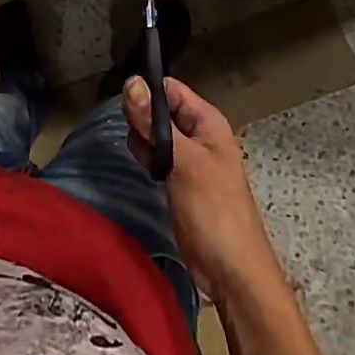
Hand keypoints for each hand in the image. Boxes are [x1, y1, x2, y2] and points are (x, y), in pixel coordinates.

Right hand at [124, 76, 282, 298]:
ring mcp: (188, 158)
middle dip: (141, 118)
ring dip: (142, 140)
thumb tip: (131, 82)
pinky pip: (156, 156)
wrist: (232, 271)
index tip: (123, 104)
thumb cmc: (214, 211)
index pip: (169, 89)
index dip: (146, 92)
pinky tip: (144, 169)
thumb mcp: (183, 161)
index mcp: (207, 121)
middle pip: (159, 109)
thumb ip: (154, 124)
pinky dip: (146, 158)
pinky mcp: (178, 179)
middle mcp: (198, 134)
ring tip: (143, 159)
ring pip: (154, 133)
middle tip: (136, 139)